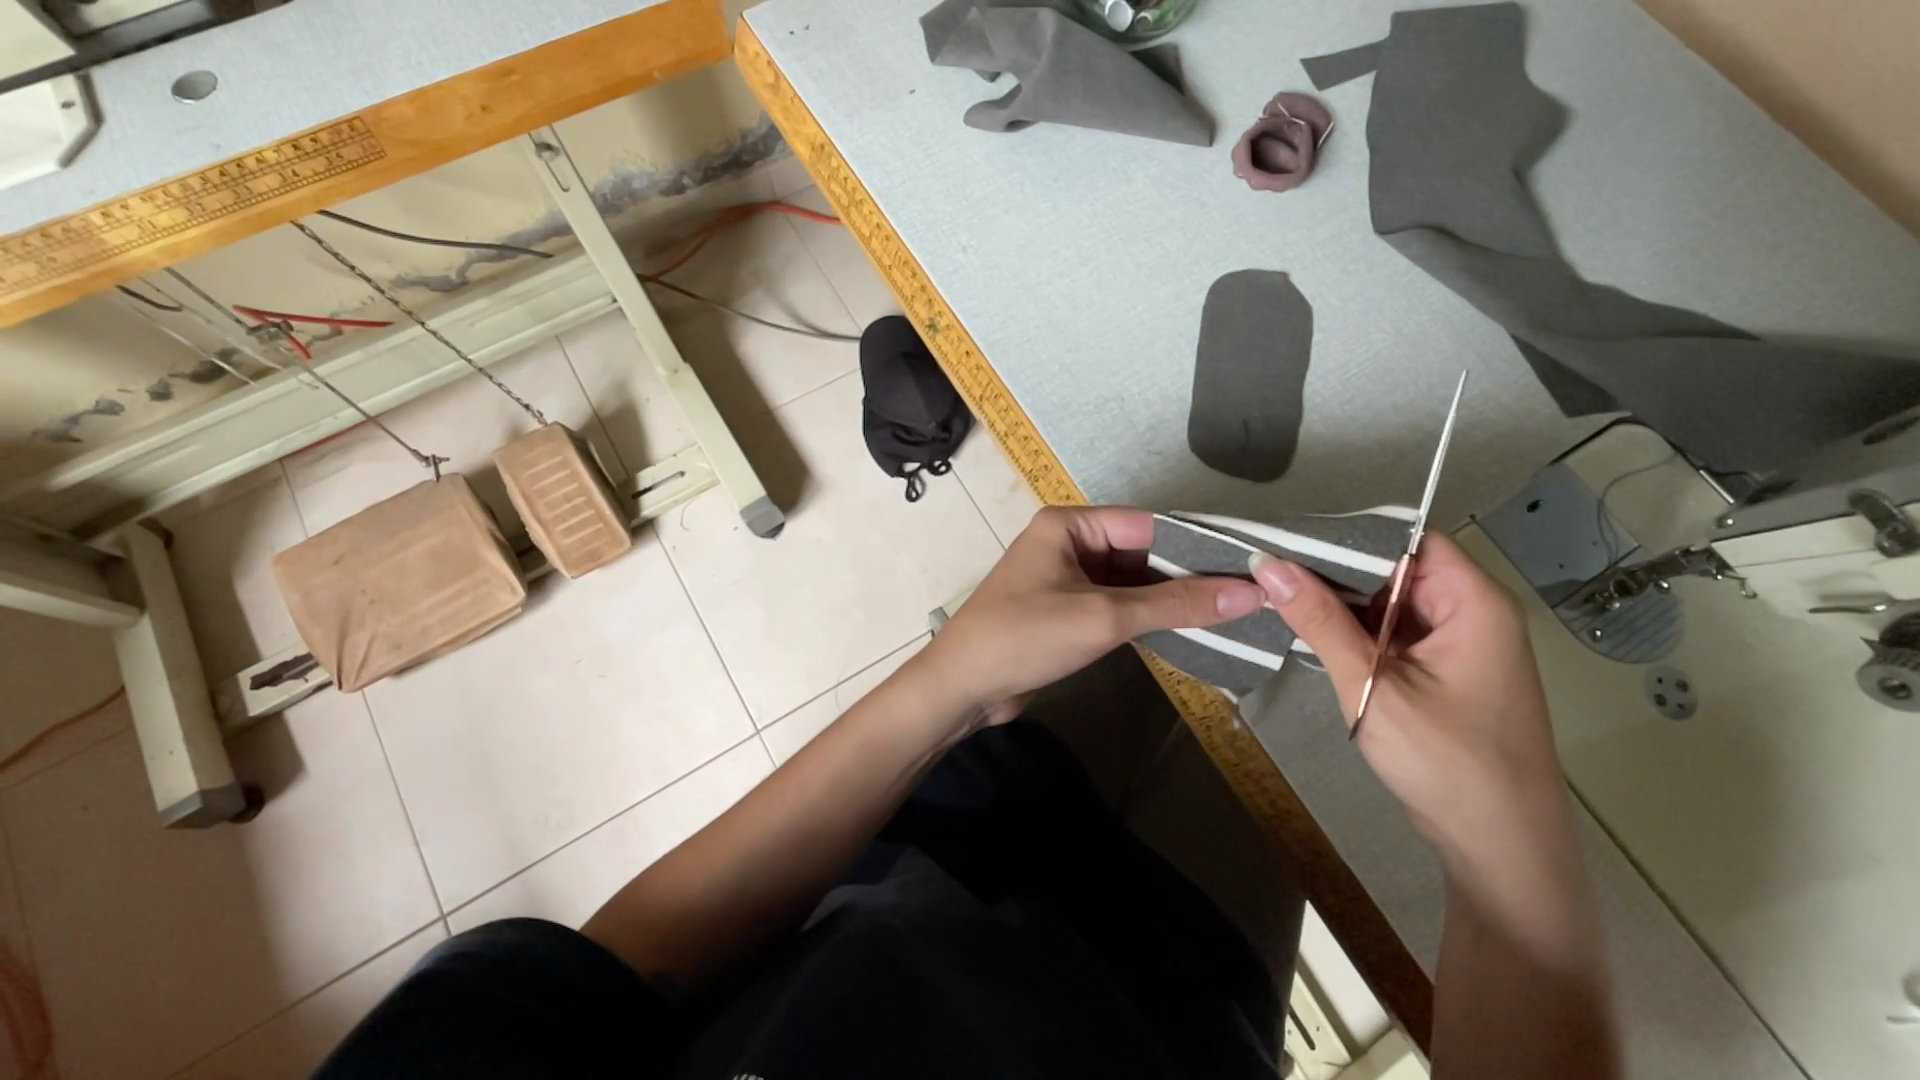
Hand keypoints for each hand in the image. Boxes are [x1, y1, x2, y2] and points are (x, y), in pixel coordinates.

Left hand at [913, 506, 1265, 727]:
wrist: (960, 689)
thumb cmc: (1025, 638)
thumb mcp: (1103, 617)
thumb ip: (1175, 603)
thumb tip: (1249, 592)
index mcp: (1069, 525)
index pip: (1148, 525)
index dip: (1198, 546)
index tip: (1251, 567)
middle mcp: (1068, 543)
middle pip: (1142, 552)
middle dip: (1186, 575)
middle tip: (1248, 597)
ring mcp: (1065, 578)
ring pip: (1131, 581)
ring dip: (1169, 599)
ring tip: (1230, 614)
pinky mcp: (1064, 611)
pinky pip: (1115, 604)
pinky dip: (1145, 617)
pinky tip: (1185, 630)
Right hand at [1249, 533, 1570, 869]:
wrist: (1501, 850)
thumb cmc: (1447, 764)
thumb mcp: (1372, 687)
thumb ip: (1320, 622)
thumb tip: (1268, 564)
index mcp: (1474, 602)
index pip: (1410, 539)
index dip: (1352, 535)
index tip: (1290, 540)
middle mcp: (1474, 613)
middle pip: (1400, 568)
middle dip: (1339, 571)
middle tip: (1273, 570)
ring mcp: (1462, 645)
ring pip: (1395, 602)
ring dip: (1346, 605)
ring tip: (1282, 595)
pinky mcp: (1447, 673)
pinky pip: (1399, 634)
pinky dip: (1361, 633)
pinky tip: (1316, 633)